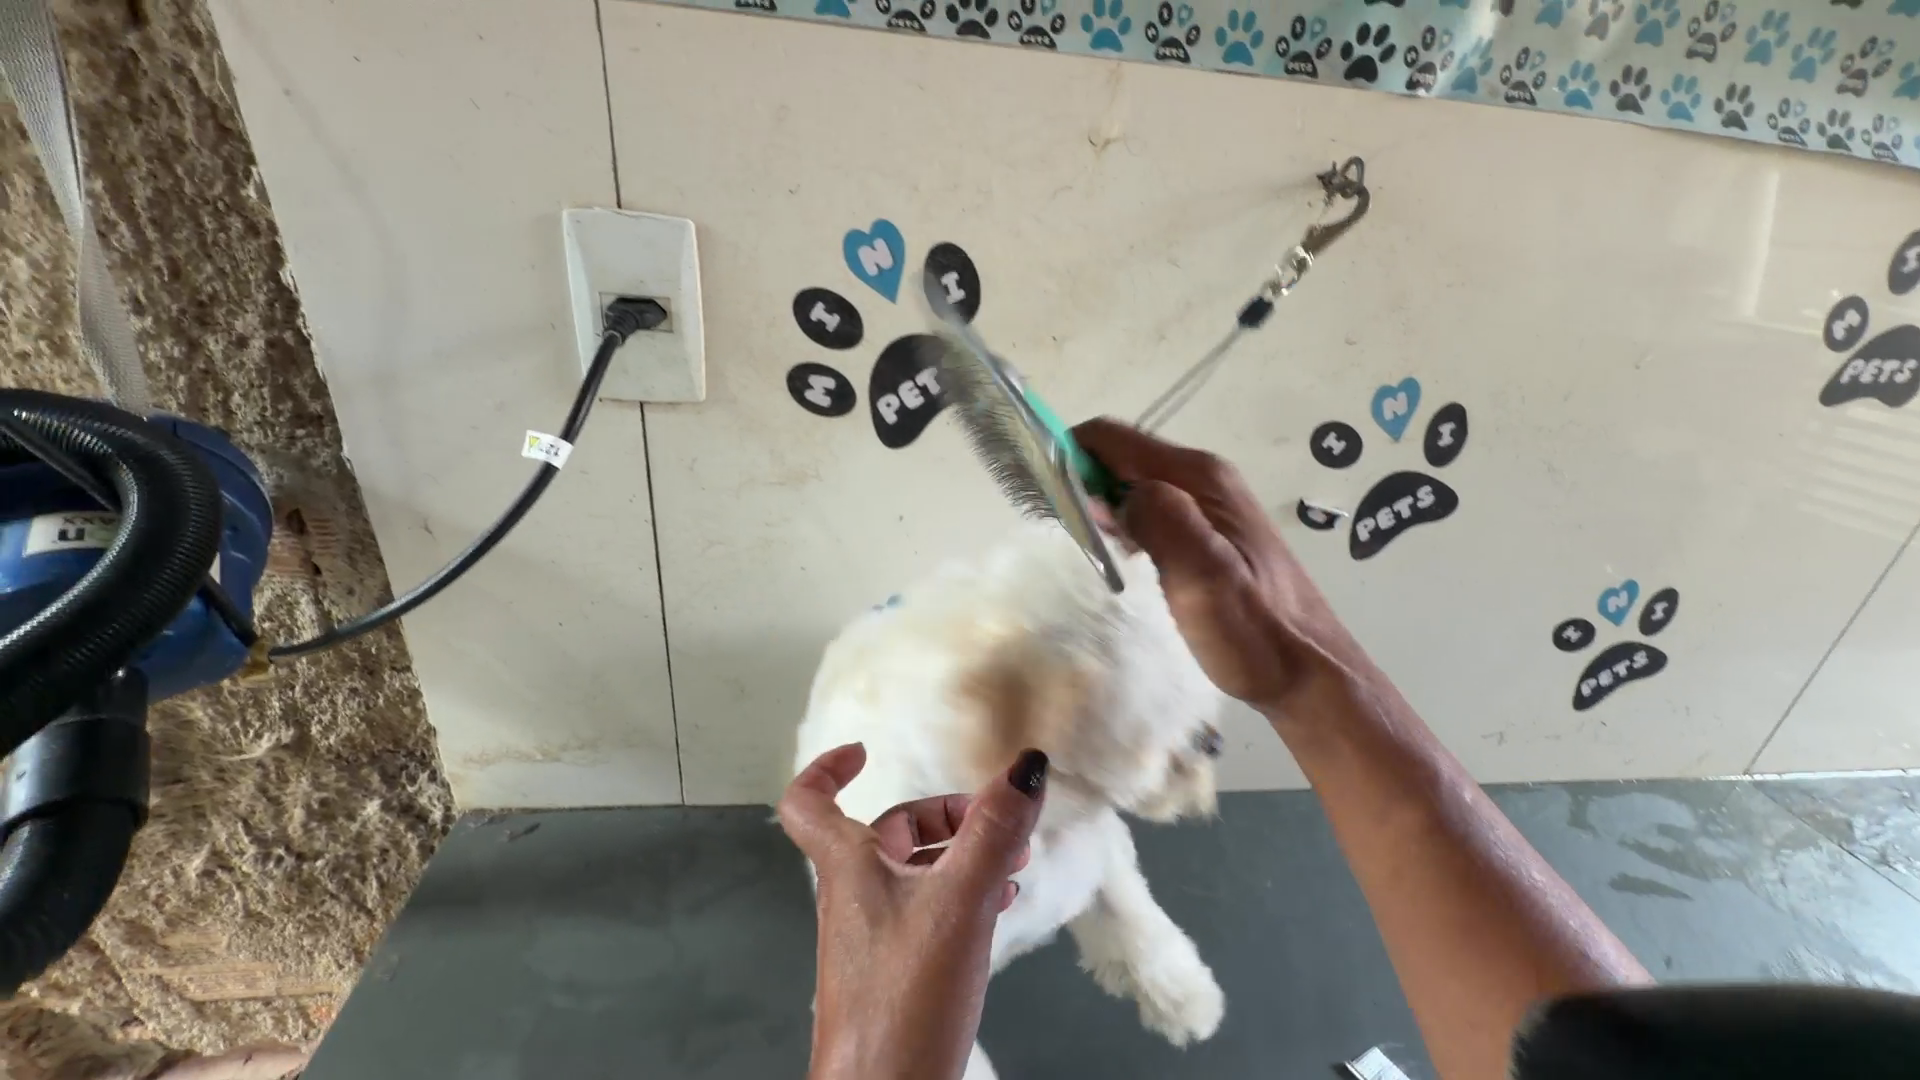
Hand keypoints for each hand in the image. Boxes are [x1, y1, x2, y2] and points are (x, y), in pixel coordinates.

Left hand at [778, 743, 1048, 1079]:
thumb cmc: (905, 995)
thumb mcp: (959, 902)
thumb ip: (994, 834)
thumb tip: (1027, 767)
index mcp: (848, 865)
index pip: (808, 802)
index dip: (828, 767)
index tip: (865, 752)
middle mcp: (855, 893)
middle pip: (891, 829)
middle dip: (945, 816)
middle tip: (996, 821)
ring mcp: (874, 933)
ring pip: (917, 870)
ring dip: (963, 854)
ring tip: (1014, 863)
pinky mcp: (897, 968)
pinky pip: (929, 909)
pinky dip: (963, 893)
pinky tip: (1002, 904)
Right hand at [1074, 418, 1357, 715]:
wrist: (1308, 672)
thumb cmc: (1254, 632)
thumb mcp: (1206, 578)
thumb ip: (1163, 522)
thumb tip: (1117, 494)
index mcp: (1198, 477)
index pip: (1113, 438)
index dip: (1070, 453)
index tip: (1041, 491)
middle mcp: (1202, 478)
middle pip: (1121, 457)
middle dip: (1082, 481)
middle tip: (1065, 529)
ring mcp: (1207, 504)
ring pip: (1132, 484)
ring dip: (1100, 505)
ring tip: (1088, 546)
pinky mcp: (1207, 530)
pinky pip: (1149, 508)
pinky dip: (1123, 523)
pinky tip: (1121, 556)